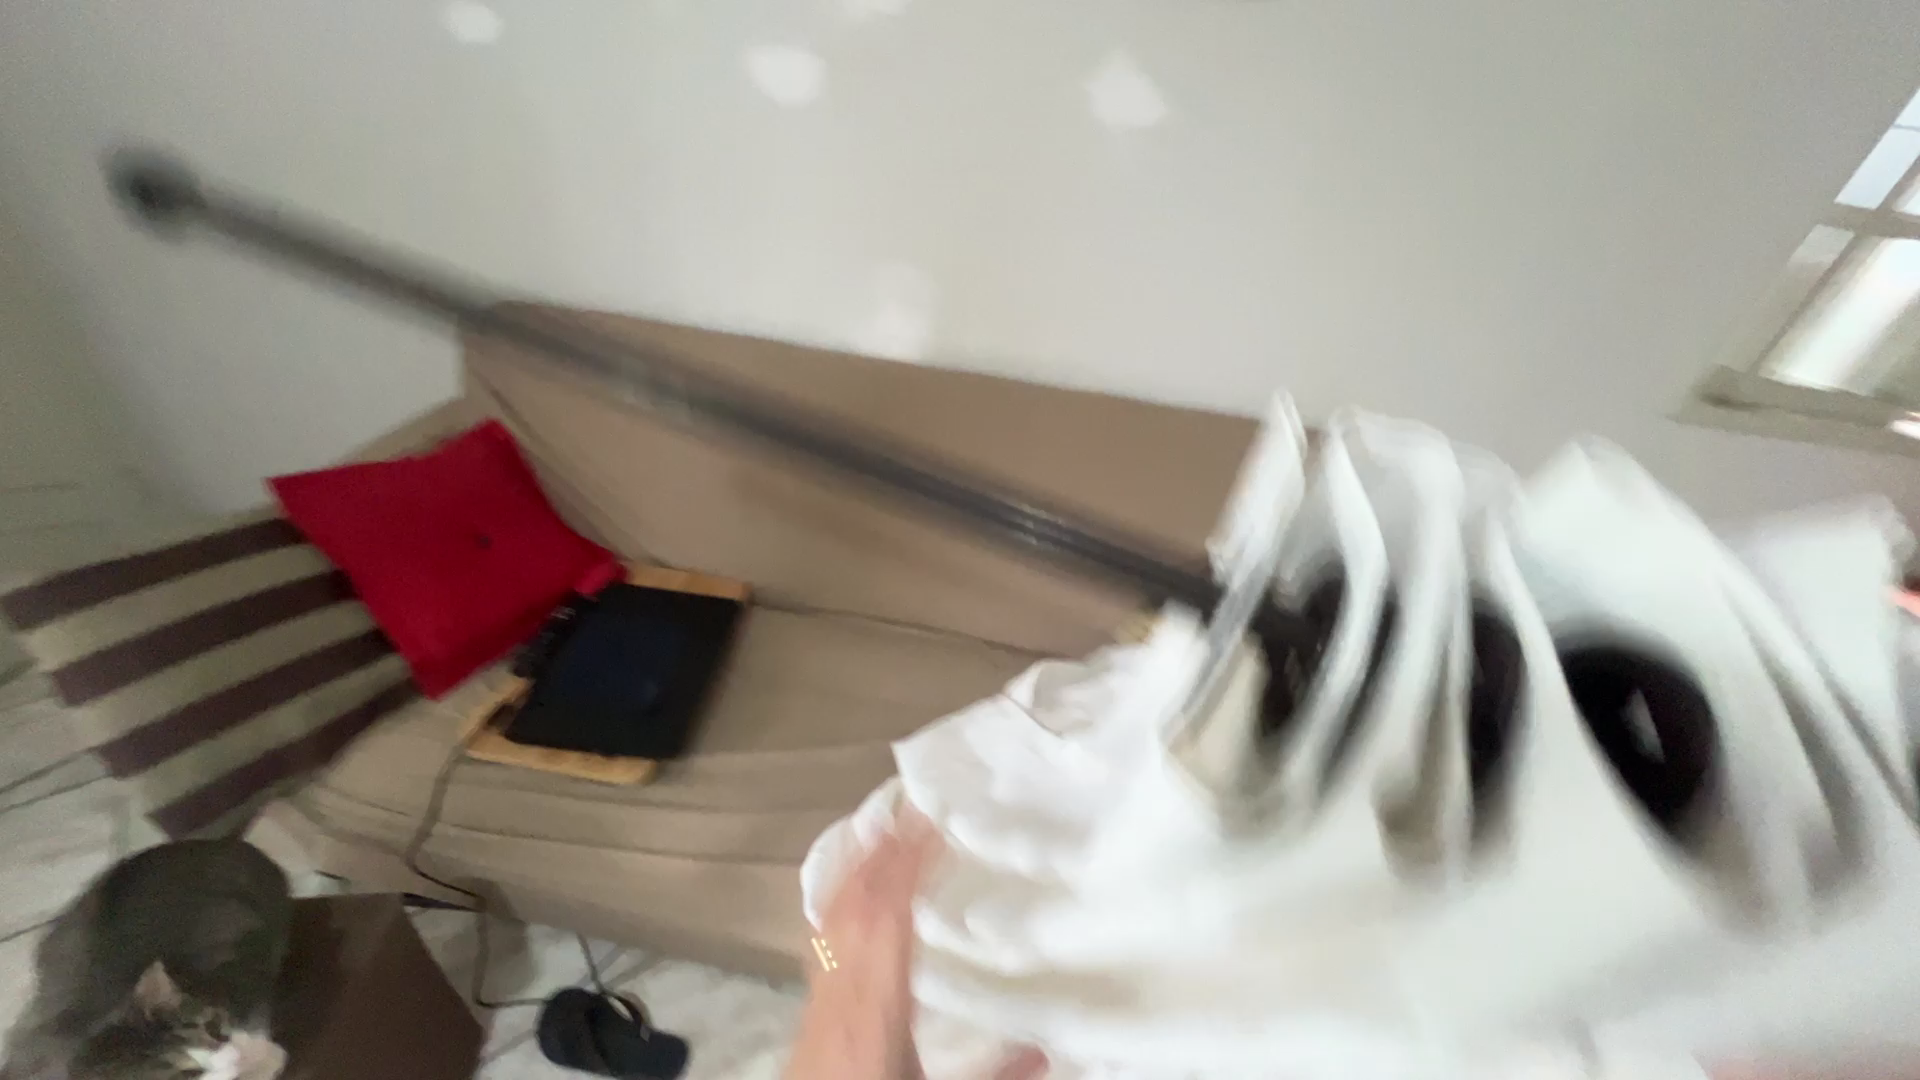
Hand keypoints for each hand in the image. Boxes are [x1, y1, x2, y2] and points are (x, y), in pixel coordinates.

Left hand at [783, 808, 1046, 1079]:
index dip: (911, 867)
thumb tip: (1046, 1048)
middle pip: (863, 901)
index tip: (934, 828)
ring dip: (862, 861)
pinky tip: (845, 871)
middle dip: (887, 850)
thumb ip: (995, 1067)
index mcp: (882, 1005)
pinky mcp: (810, 995)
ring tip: (885, 823)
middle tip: (915, 808)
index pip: (895, 918)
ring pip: (837, 909)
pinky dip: (836, 889)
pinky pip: (821, 927)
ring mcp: (821, 988)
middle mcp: (846, 988)